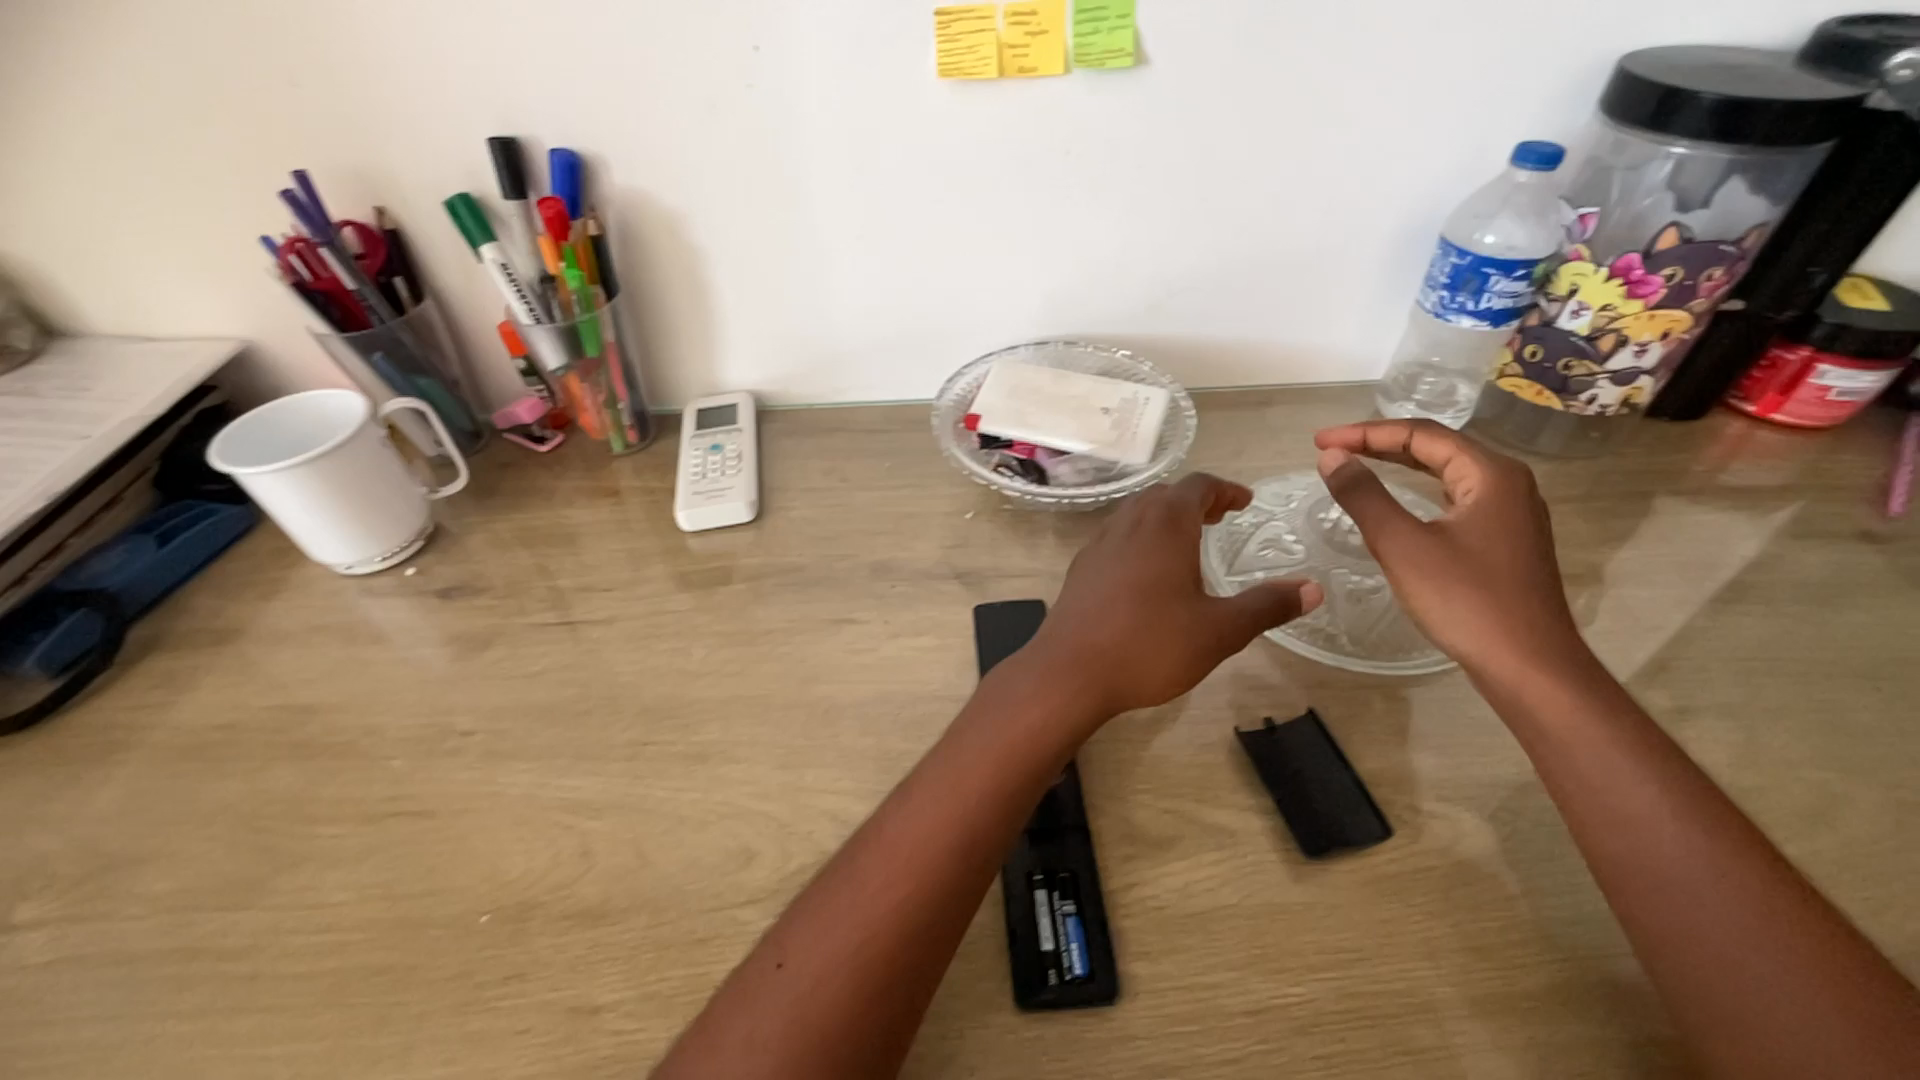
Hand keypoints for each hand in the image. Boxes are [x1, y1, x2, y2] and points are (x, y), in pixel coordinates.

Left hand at [1026, 473, 1321, 717]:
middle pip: (1164, 495)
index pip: (1198, 486)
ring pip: (1136, 515)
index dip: (1225, 490)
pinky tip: (1147, 574)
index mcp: (1165, 525)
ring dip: (1164, 518)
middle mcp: (1129, 524)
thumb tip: (1312, 589)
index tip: (1244, 502)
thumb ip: (1266, 606)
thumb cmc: (1149, 646)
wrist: (1069, 673)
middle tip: (1219, 518)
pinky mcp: (1081, 570)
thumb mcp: (1219, 630)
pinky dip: (1139, 540)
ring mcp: (1099, 545)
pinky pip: (1116, 539)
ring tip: (1186, 544)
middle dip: (1195, 501)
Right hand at [1313, 419, 1583, 676]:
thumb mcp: (1402, 545)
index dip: (1365, 433)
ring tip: (1358, 466)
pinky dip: (1420, 492)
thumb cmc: (1465, 600)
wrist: (1529, 665)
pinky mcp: (1506, 541)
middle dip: (1381, 445)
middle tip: (1332, 450)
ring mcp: (1511, 514)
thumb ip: (1364, 496)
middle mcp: (1508, 484)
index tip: (1319, 440)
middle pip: (1437, 448)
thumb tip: (1332, 457)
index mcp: (1490, 474)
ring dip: (1401, 467)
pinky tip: (1400, 505)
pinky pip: (1455, 500)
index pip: (1421, 435)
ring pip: (1448, 474)